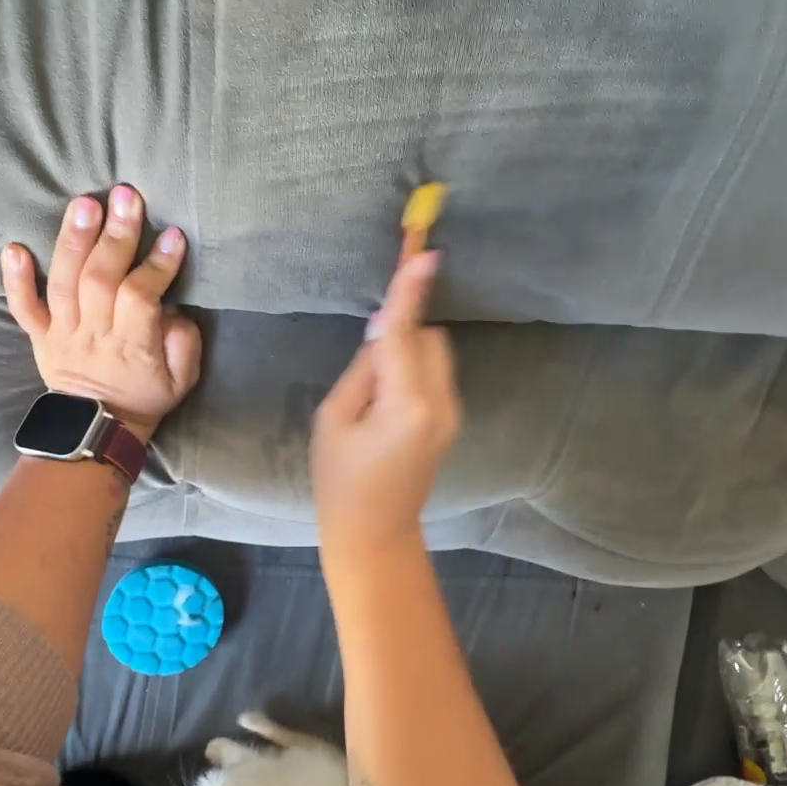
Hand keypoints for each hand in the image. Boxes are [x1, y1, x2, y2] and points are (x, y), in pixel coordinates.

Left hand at [3, 185, 202, 440]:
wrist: (97, 430)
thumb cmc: (146, 398)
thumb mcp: (182, 381)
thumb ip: (184, 343)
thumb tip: (175, 309)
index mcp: (132, 346)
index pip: (141, 297)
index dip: (157, 265)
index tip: (173, 235)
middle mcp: (94, 335)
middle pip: (100, 279)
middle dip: (115, 236)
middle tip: (127, 196)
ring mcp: (62, 334)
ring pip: (64, 283)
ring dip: (73, 241)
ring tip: (85, 204)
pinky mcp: (40, 336)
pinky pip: (23, 308)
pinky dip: (15, 279)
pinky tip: (14, 247)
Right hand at [311, 251, 460, 550]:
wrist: (375, 532)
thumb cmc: (340, 479)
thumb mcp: (334, 418)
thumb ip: (364, 368)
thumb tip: (385, 331)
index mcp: (407, 405)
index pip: (407, 335)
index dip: (411, 293)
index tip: (426, 254)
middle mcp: (441, 404)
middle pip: (429, 338)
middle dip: (402, 336)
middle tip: (365, 374)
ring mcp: (452, 414)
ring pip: (436, 354)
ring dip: (409, 354)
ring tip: (375, 398)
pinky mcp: (452, 421)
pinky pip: (436, 376)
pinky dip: (415, 373)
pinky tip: (388, 408)